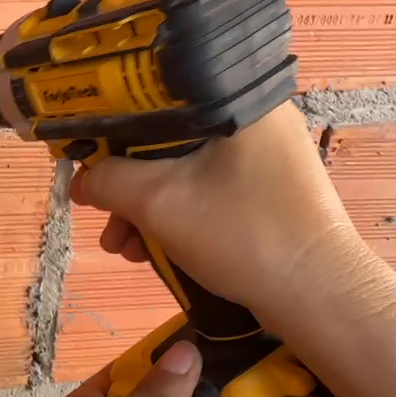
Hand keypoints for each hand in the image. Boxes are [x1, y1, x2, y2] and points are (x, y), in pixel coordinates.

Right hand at [70, 103, 390, 334]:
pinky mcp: (265, 190)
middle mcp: (253, 120)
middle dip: (125, 187)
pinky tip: (151, 250)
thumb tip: (79, 180)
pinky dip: (173, 217)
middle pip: (164, 143)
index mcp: (235, 102)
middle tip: (101, 220)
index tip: (85, 166)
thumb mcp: (158, 203)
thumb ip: (108, 182)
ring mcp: (263, 157)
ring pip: (181, 172)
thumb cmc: (239, 234)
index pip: (153, 101)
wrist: (315, 295)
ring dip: (143, 210)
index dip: (110, 133)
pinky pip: (202, 191)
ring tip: (123, 248)